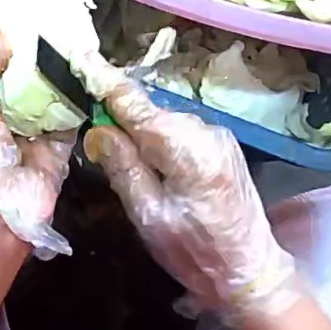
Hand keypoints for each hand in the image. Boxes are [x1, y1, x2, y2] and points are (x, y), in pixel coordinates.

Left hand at [0, 26, 74, 256]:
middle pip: (24, 87)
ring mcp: (33, 140)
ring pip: (49, 102)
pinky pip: (70, 123)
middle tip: (56, 26)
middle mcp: (5, 125)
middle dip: (37, 63)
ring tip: (75, 43)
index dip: (4, 52)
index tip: (21, 21)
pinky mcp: (58, 154)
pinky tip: (87, 75)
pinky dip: (78, 103)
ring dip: (60, 80)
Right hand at [83, 80, 298, 318]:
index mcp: (185, 146)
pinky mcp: (220, 144)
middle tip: (91, 136)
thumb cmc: (194, 250)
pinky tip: (149, 162)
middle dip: (117, 116)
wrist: (249, 271)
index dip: (105, 81)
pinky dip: (155, 138)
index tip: (81, 58)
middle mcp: (204, 130)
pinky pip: (176, 131)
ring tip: (120, 158)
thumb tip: (99, 128)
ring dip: (136, 130)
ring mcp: (216, 135)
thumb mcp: (147, 215)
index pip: (134, 104)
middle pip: (147, 111)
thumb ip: (122, 166)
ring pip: (161, 120)